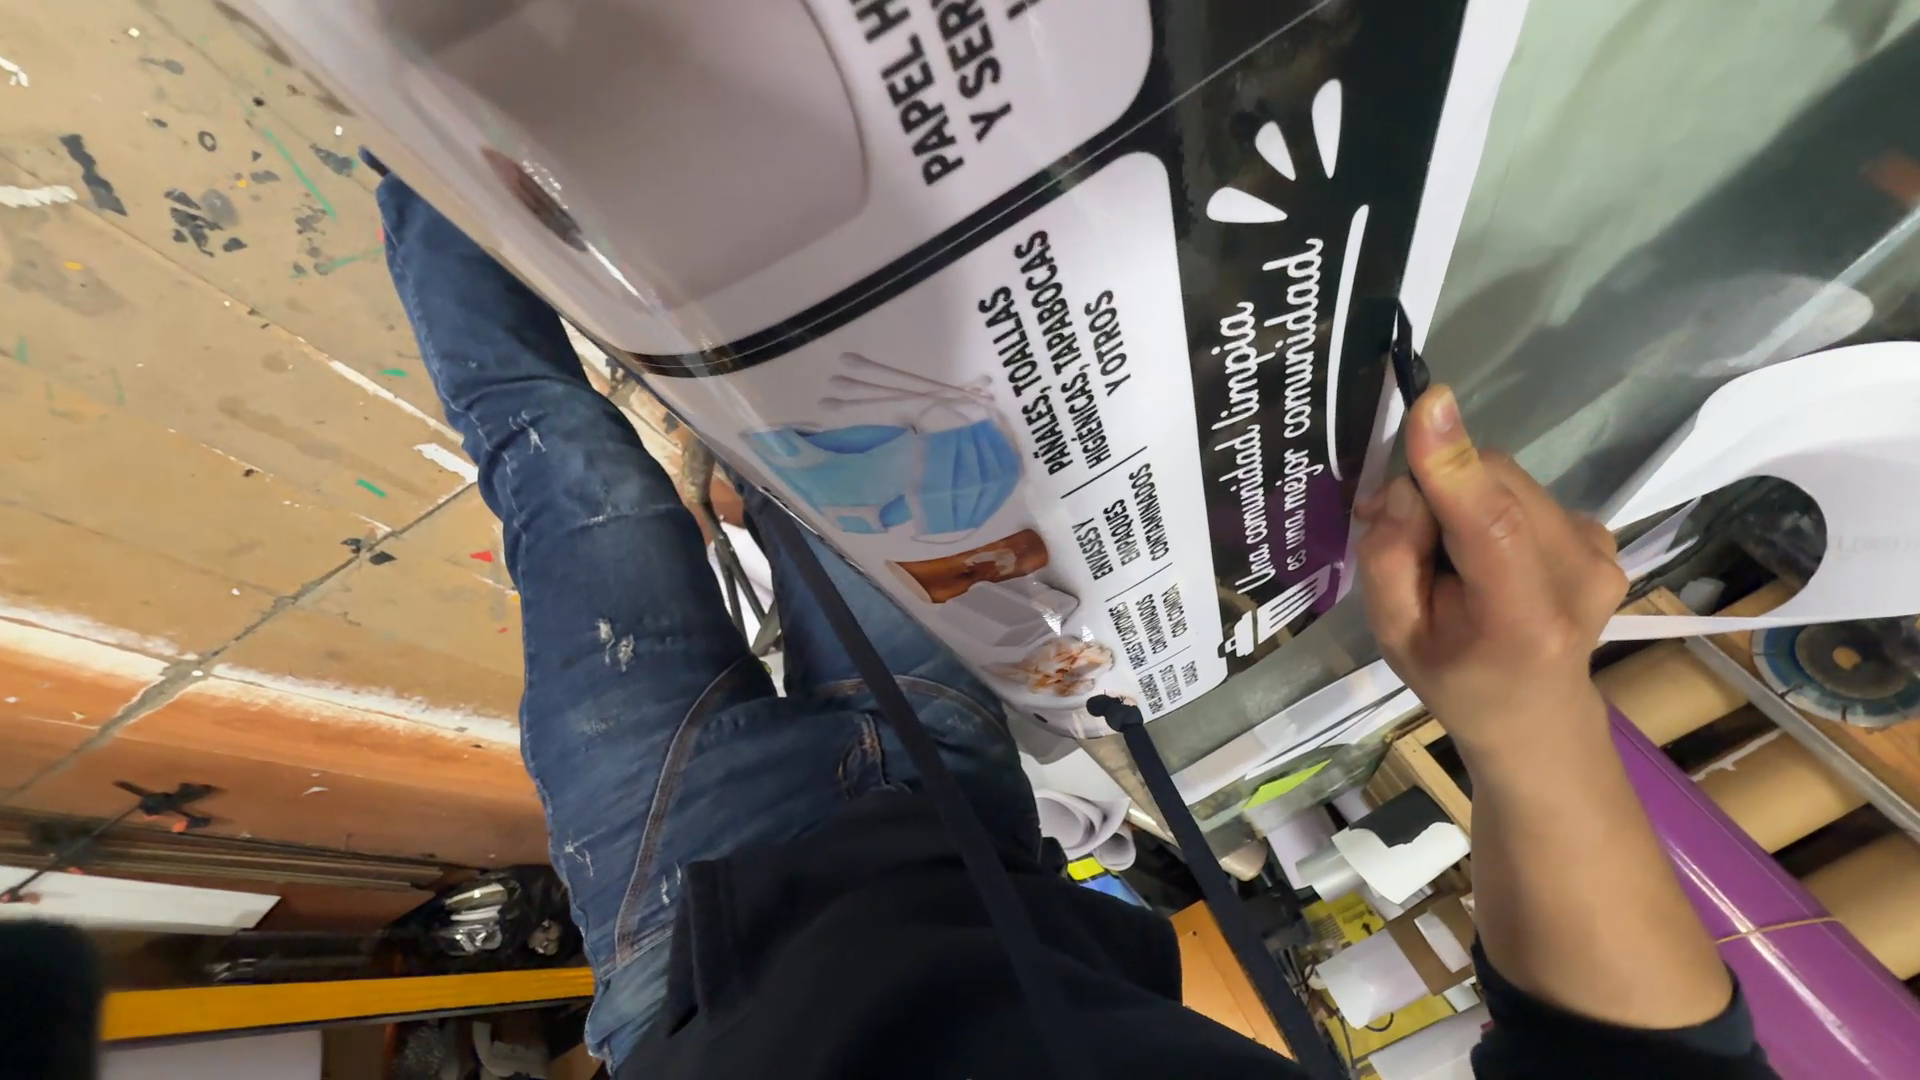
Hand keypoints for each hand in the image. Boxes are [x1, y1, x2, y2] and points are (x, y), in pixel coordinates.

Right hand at [1354, 387, 1626, 760]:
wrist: (1533, 712)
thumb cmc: (1450, 677)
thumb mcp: (1390, 632)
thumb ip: (1389, 556)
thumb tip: (1409, 482)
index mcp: (1522, 617)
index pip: (1490, 524)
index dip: (1455, 464)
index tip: (1429, 403)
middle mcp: (1579, 573)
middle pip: (1490, 483)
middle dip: (1431, 491)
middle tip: (1401, 537)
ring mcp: (1598, 549)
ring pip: (1503, 477)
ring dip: (1455, 495)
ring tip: (1439, 550)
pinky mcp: (1600, 533)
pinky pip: (1519, 489)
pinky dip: (1483, 502)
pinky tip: (1477, 548)